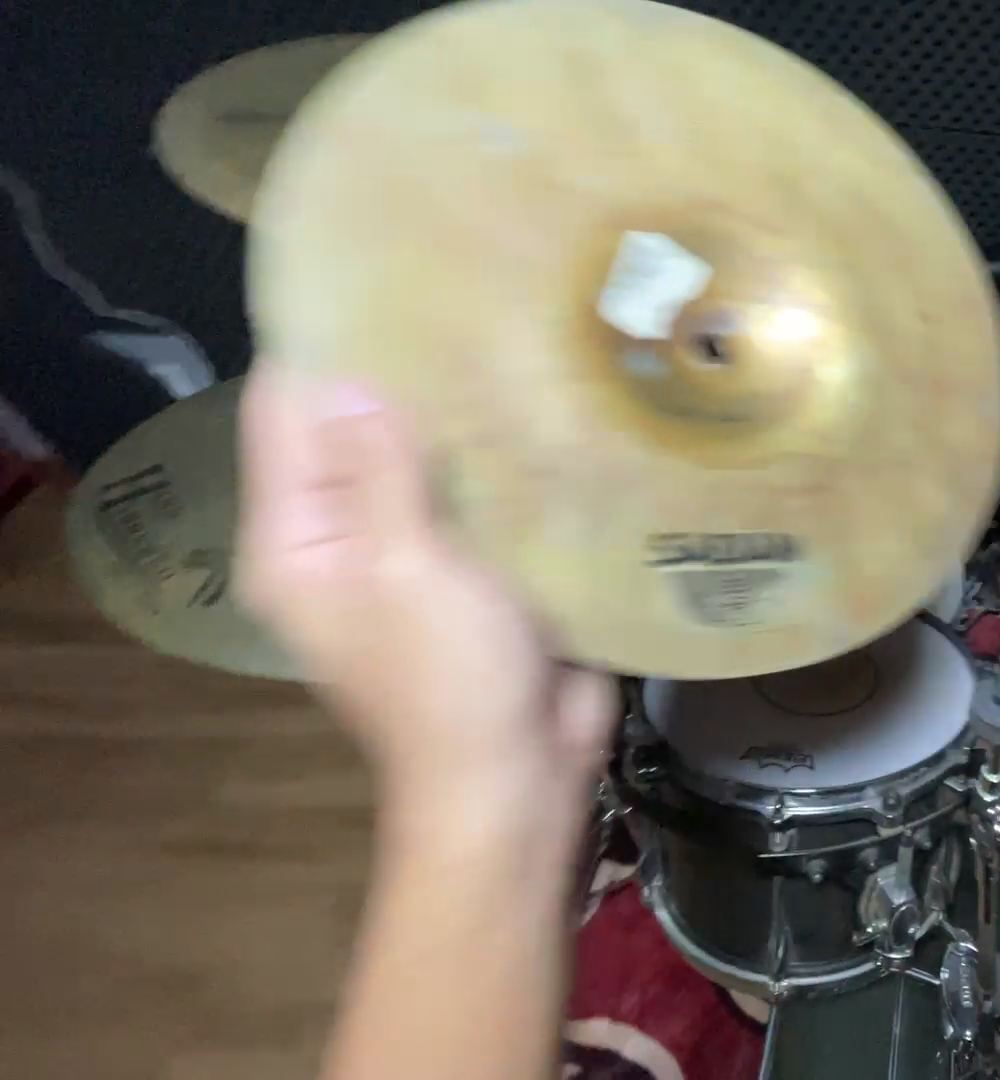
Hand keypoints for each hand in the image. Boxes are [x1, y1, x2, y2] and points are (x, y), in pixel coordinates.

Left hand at [236, 361, 615, 821]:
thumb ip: (380, 475)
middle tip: (476, 319)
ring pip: (439, 474)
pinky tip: (553, 433)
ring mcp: (428, 559)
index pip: (291, 420)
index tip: (388, 290)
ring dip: (470, 432)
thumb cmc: (450, 677)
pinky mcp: (492, 574)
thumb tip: (349, 379)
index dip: (327, 356)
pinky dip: (512, 476)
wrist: (521, 768)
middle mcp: (355, 540)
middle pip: (367, 442)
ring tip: (523, 361)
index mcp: (303, 540)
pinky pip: (492, 509)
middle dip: (411, 389)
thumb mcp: (406, 570)